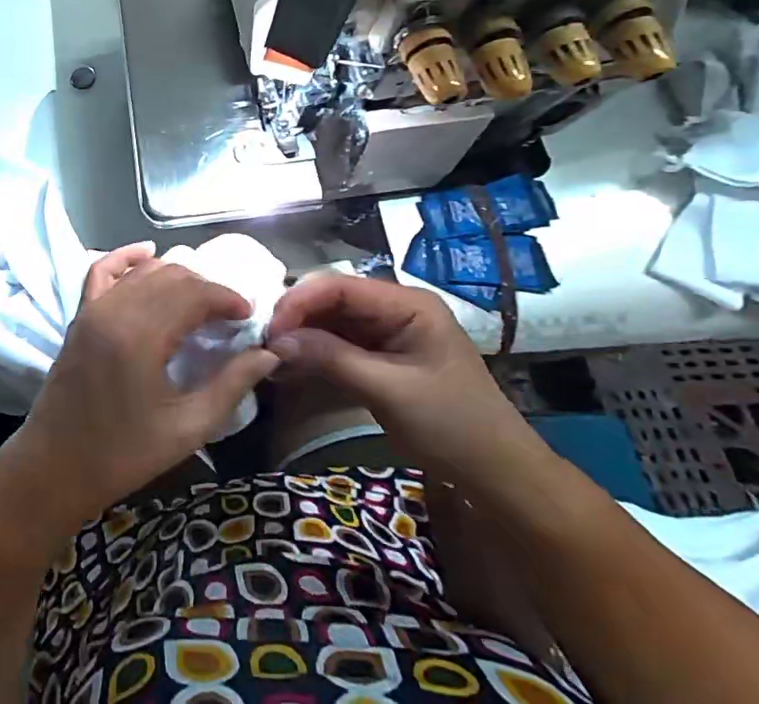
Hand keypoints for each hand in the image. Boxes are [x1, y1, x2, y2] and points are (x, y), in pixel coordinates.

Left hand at [0, 244, 280, 537]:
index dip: (227, 298)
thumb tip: (267, 355)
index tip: (248, 316)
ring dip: (176, 277)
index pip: (194, 293)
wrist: (56, 466)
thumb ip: (231, 385)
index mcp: (141, 336)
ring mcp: (92, 310)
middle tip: (228, 316)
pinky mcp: (79, 316)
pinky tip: (147, 253)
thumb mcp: (188, 428)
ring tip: (200, 303)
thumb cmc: (124, 454)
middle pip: (171, 276)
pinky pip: (102, 271)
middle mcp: (114, 311)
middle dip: (206, 288)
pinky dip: (126, 258)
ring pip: (142, 271)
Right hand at [265, 274, 546, 484]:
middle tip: (263, 344)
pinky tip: (287, 369)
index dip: (300, 301)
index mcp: (408, 304)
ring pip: (330, 322)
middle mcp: (394, 309)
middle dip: (296, 318)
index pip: (341, 286)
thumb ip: (332, 358)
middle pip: (332, 300)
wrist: (495, 472)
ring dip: (300, 338)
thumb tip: (276, 340)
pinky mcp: (379, 356)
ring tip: (269, 358)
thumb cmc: (452, 425)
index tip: (270, 329)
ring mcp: (386, 333)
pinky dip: (313, 355)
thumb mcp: (389, 391)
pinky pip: (337, 345)